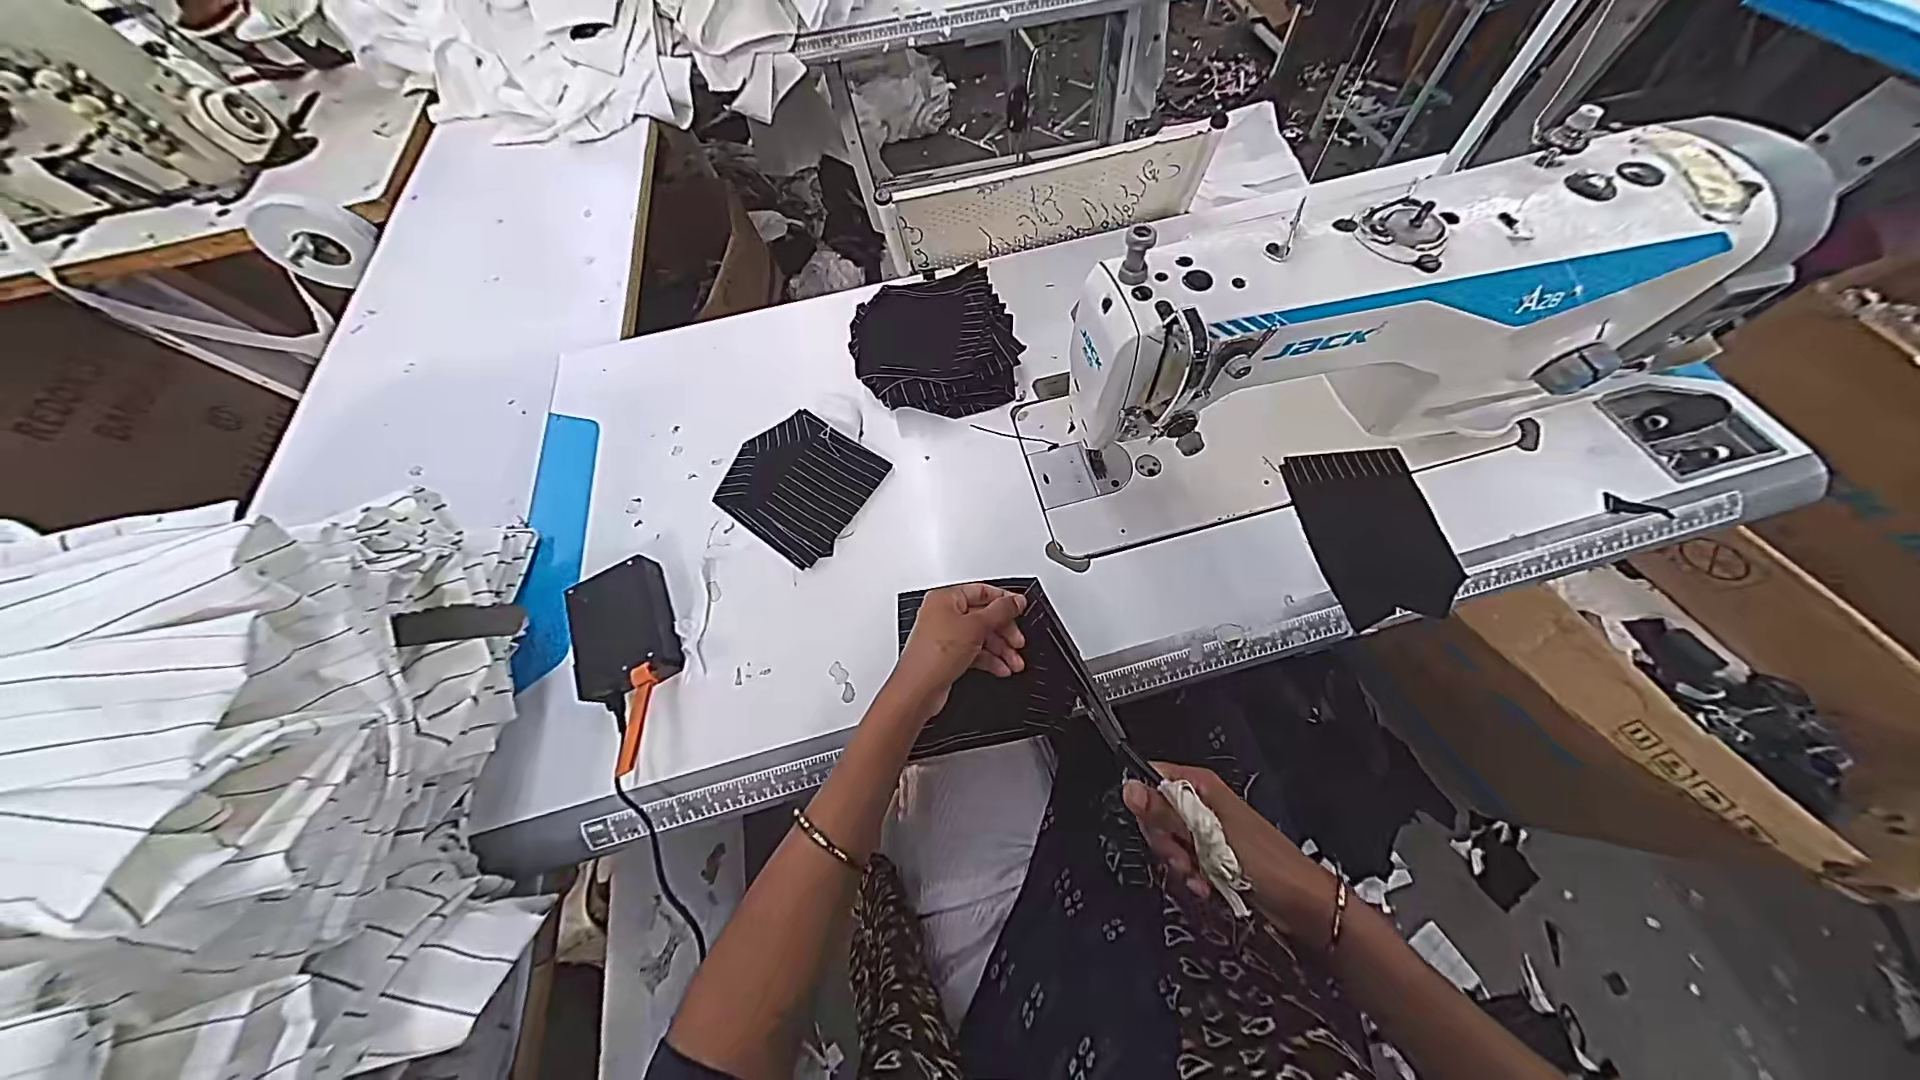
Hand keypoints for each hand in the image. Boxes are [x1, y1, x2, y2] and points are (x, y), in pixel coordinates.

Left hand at [890, 584, 1027, 718]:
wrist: (918, 690)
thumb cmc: (934, 656)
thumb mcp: (975, 627)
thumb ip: (1000, 611)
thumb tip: (1015, 601)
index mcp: (945, 599)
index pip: (981, 591)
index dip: (1003, 600)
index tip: (1020, 608)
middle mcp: (943, 614)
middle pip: (984, 616)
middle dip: (1004, 631)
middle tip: (1018, 641)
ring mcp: (945, 636)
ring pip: (981, 636)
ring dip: (1000, 649)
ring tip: (1014, 662)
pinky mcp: (948, 655)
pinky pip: (975, 652)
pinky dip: (989, 659)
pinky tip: (1001, 668)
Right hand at [1123, 762, 1337, 942]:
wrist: (1305, 905)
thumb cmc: (1267, 865)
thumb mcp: (1208, 837)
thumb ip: (1166, 813)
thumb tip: (1130, 789)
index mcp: (1202, 785)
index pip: (1151, 778)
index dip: (1145, 803)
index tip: (1155, 827)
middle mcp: (1202, 802)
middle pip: (1156, 811)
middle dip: (1164, 840)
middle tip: (1183, 858)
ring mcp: (1207, 828)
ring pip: (1169, 838)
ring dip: (1178, 862)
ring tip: (1199, 876)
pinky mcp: (1212, 852)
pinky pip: (1184, 858)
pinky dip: (1190, 873)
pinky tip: (1205, 884)